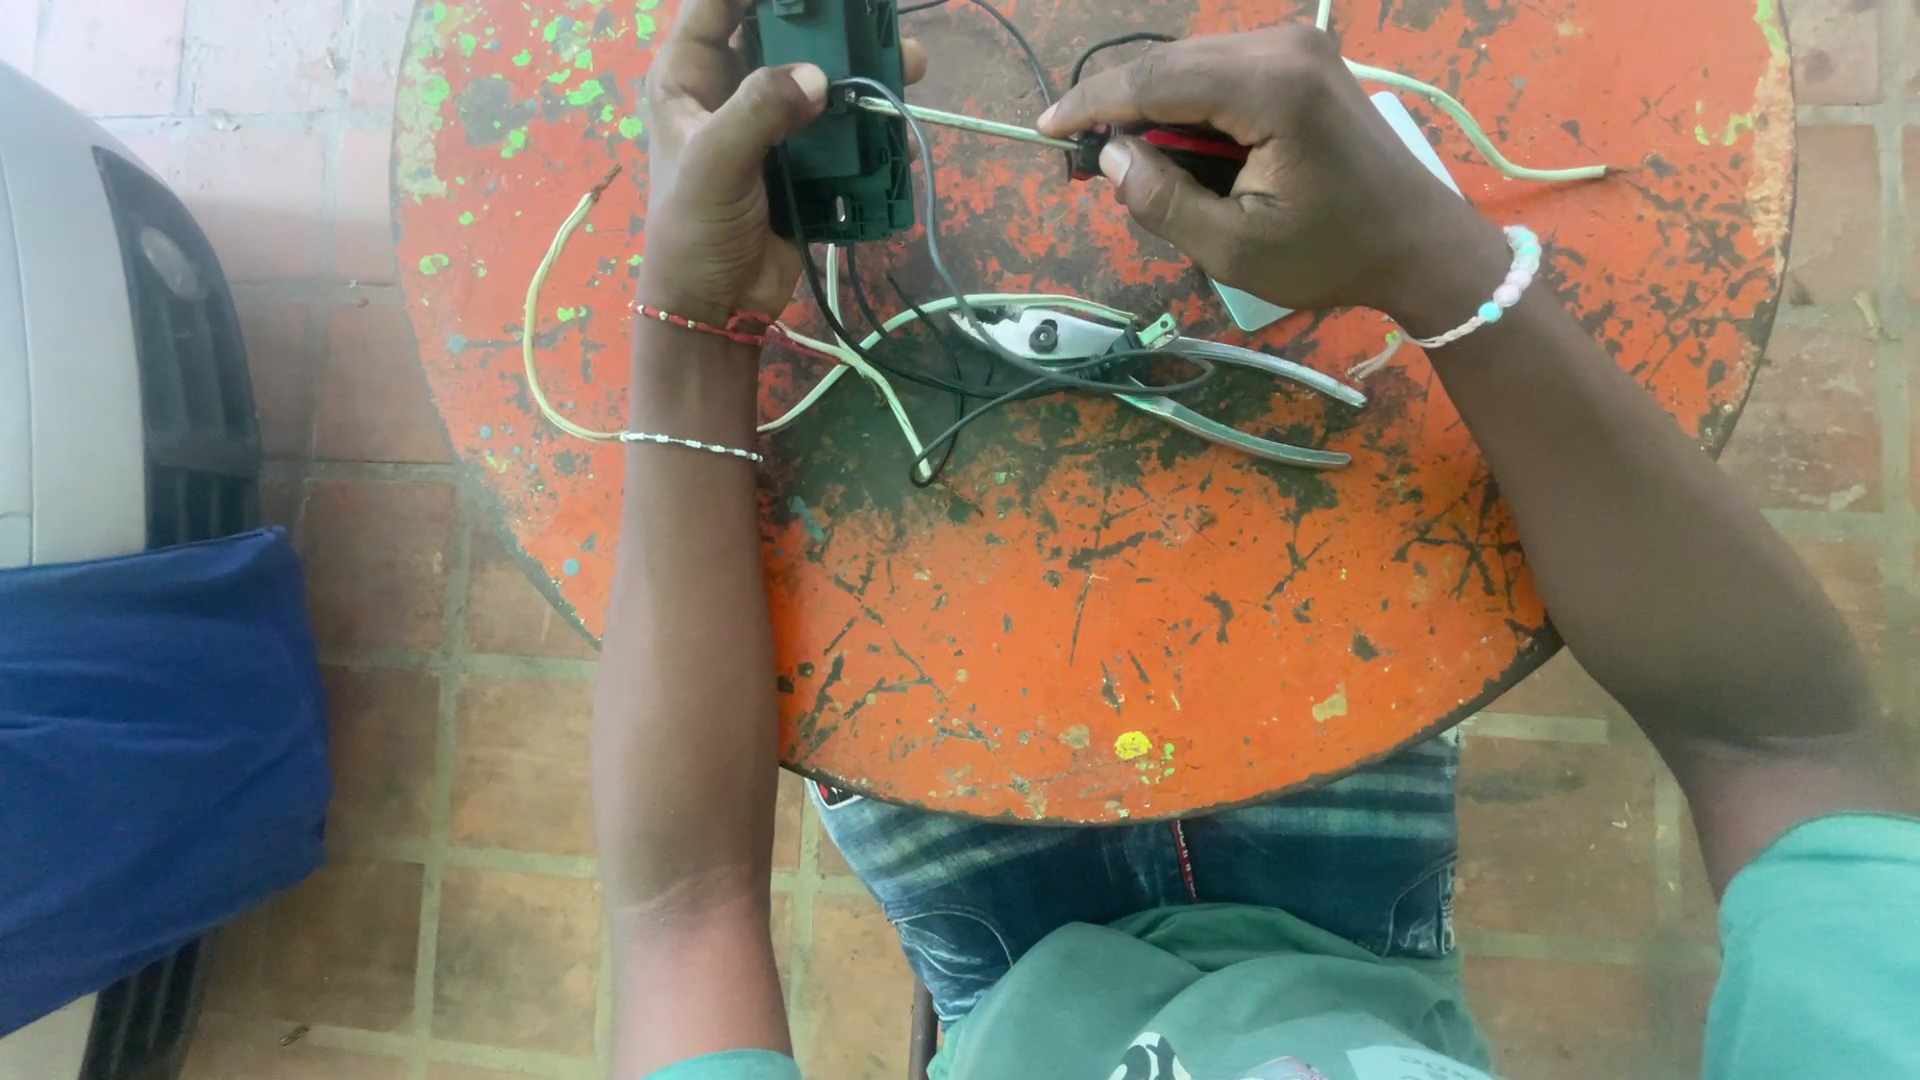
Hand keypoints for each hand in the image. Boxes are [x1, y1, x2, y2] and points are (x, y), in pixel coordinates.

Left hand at [640, 0, 926, 321]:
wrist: (717, 306)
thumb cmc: (695, 228)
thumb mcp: (715, 160)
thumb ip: (761, 110)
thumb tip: (819, 79)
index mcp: (690, 79)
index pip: (718, 6)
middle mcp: (730, 96)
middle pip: (781, 42)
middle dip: (826, 30)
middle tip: (873, 22)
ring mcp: (770, 136)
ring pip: (818, 92)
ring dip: (859, 83)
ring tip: (906, 69)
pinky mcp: (800, 174)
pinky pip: (837, 146)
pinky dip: (866, 141)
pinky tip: (894, 135)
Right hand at [1036, 26, 1502, 328]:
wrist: (1412, 242)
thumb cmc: (1327, 256)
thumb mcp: (1233, 249)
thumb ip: (1163, 202)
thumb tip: (1111, 157)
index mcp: (1270, 87)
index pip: (1154, 79)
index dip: (1092, 104)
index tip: (1045, 130)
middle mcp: (1282, 45)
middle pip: (1169, 64)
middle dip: (1117, 110)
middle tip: (1082, 163)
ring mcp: (1295, 47)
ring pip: (1190, 67)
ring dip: (1151, 114)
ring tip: (1128, 168)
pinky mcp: (1299, 62)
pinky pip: (1218, 77)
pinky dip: (1184, 112)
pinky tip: (1174, 153)